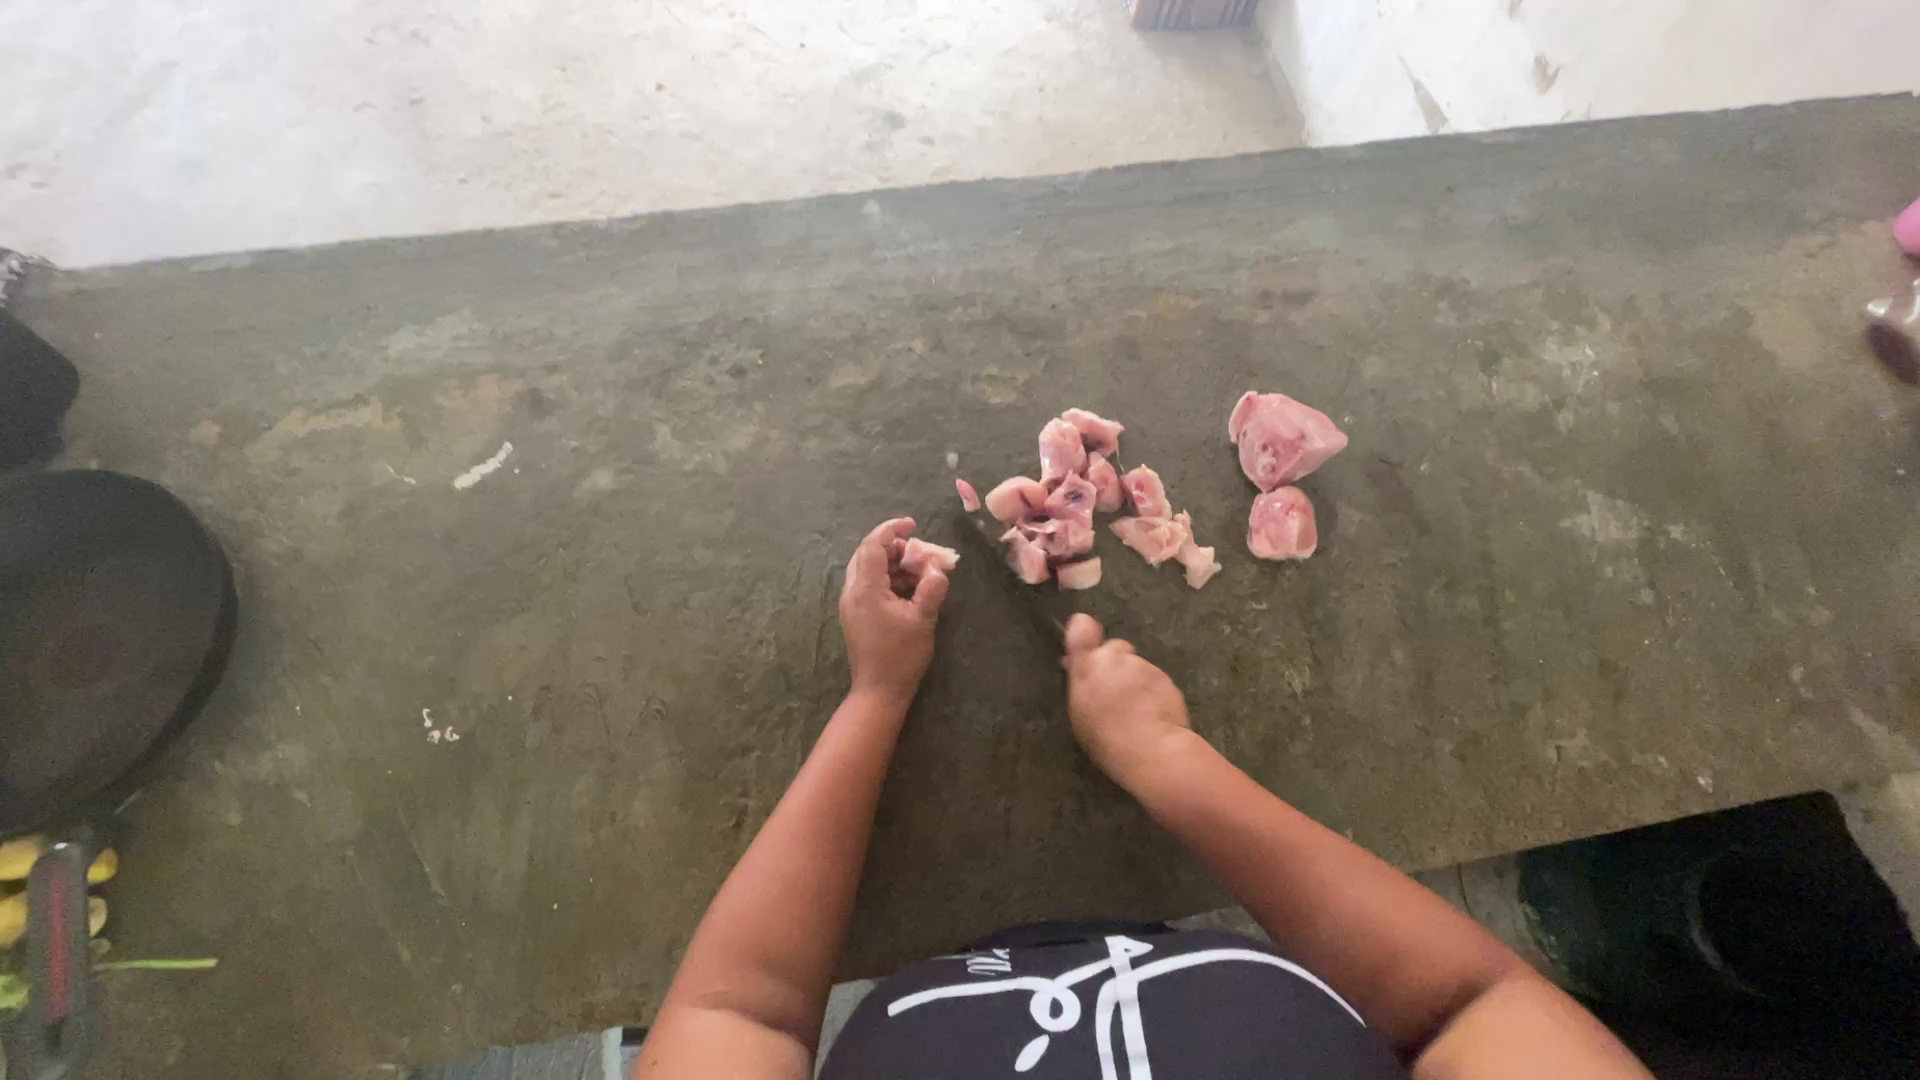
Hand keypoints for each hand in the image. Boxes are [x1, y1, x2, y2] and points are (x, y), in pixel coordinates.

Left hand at [839, 518, 949, 704]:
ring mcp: (851, 605)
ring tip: (918, 570)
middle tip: (916, 550)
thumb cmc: (901, 655)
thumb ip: (931, 588)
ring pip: (867, 570)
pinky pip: (868, 585)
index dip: (891, 530)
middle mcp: (852, 592)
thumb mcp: (923, 619)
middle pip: (866, 554)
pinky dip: (888, 579)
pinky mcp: (855, 616)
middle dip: (892, 546)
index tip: (912, 525)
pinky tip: (909, 588)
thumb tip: (938, 568)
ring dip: (891, 564)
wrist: (879, 690)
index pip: (872, 546)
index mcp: (865, 589)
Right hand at [1061, 614, 1195, 784]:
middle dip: (1115, 662)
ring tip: (1137, 708)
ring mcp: (1143, 666)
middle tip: (1115, 690)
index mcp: (1087, 667)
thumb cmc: (1105, 738)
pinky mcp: (1166, 677)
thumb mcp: (1080, 712)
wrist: (1151, 750)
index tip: (1088, 644)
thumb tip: (1073, 664)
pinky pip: (1156, 680)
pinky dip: (1154, 691)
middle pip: (1114, 648)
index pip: (1081, 627)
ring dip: (1135, 679)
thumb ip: (1080, 682)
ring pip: (1137, 666)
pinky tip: (1153, 713)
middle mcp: (1115, 658)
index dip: (1084, 630)